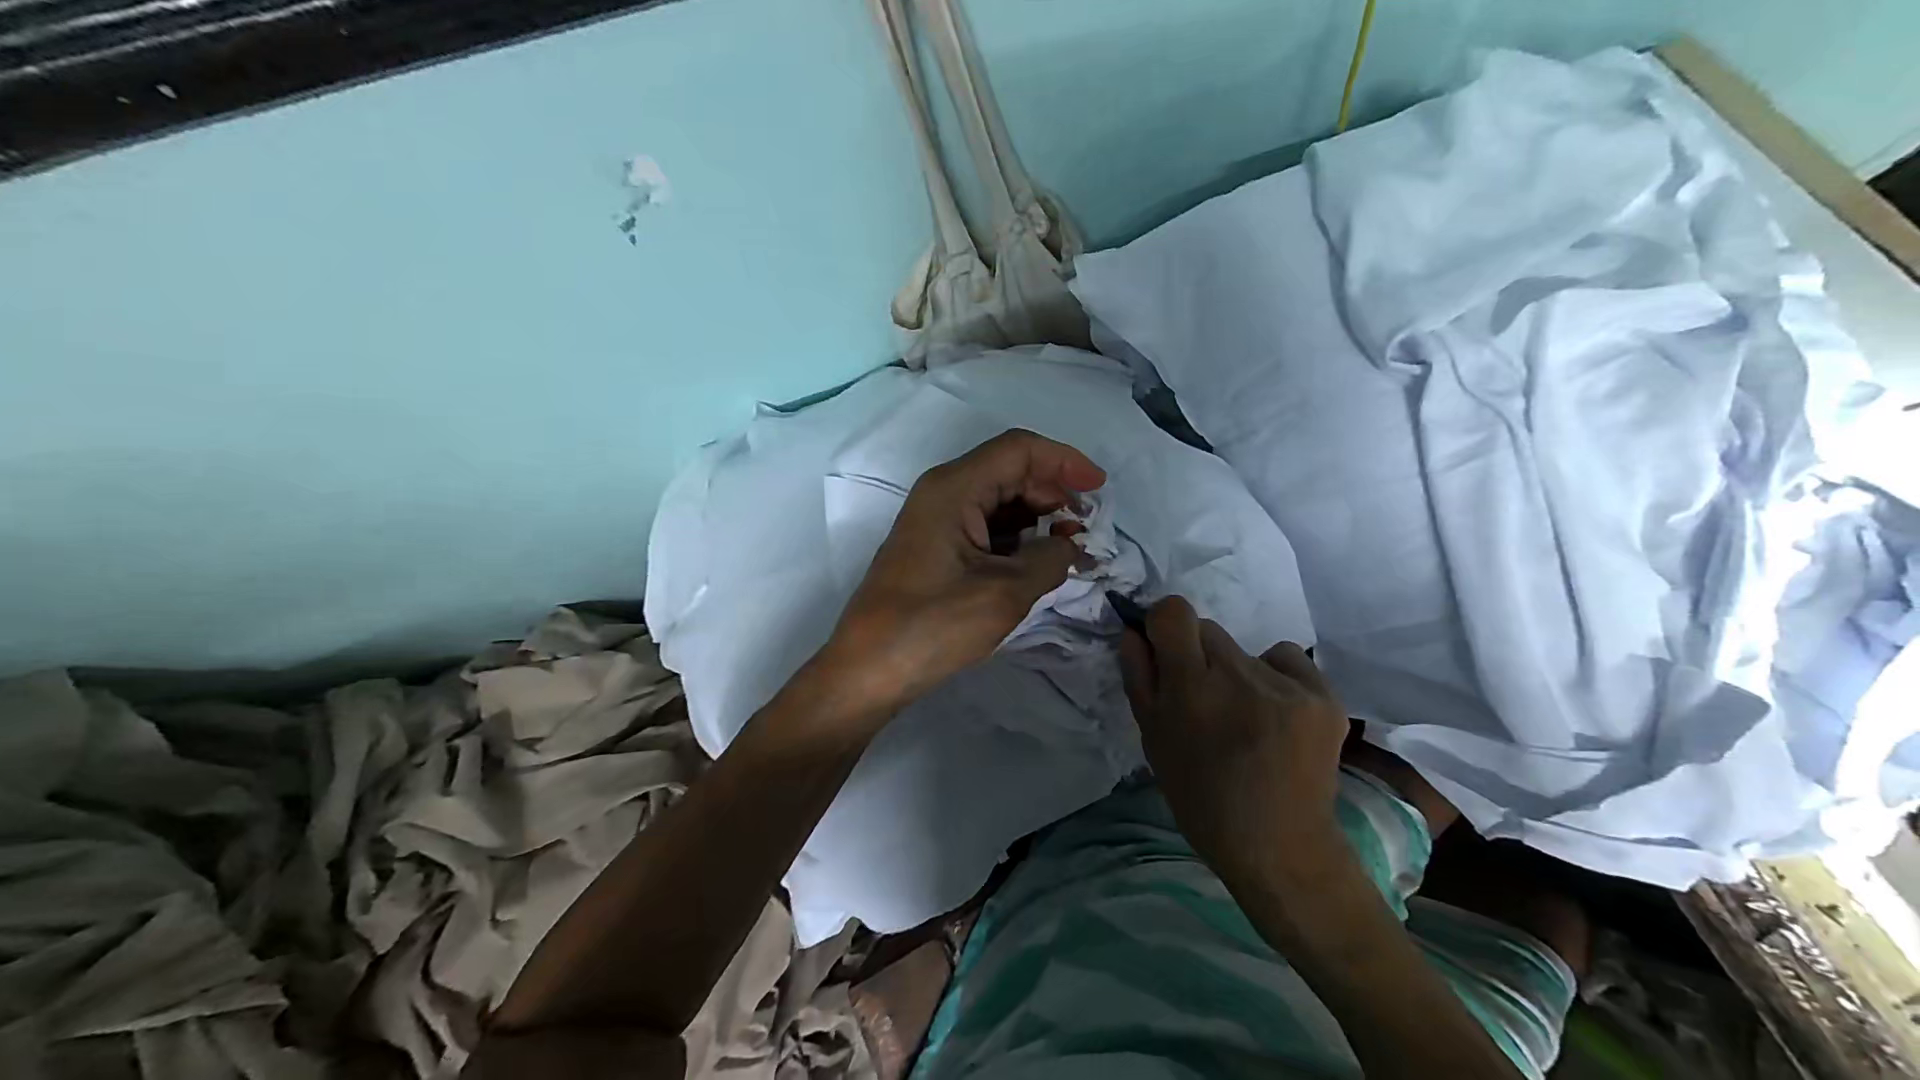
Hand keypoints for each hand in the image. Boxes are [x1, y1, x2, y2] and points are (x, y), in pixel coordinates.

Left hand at [816, 429, 1105, 723]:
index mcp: (954, 489)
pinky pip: (986, 527)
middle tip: (1088, 529)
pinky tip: (1042, 562)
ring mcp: (937, 521)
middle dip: (1054, 493)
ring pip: (1000, 501)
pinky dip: (1018, 539)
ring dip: (1039, 518)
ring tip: (1072, 549)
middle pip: (1010, 471)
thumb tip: (1070, 544)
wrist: (869, 670)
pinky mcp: (937, 548)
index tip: (1099, 490)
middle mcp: (943, 493)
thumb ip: (1050, 558)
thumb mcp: (1004, 592)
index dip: (1064, 462)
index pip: (1019, 450)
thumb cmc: (932, 625)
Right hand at [1119, 596, 1349, 882]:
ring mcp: (1288, 685)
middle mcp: (1240, 675)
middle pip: (1208, 629)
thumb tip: (1134, 630)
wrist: (1278, 845)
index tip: (1165, 652)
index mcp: (1191, 688)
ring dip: (1236, 672)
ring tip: (1245, 717)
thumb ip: (1139, 677)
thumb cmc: (1200, 796)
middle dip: (1198, 655)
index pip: (1173, 611)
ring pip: (1245, 650)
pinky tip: (1277, 717)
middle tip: (1204, 699)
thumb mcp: (1153, 738)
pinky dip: (1276, 679)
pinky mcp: (1325, 696)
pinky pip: (1286, 660)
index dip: (1163, 625)